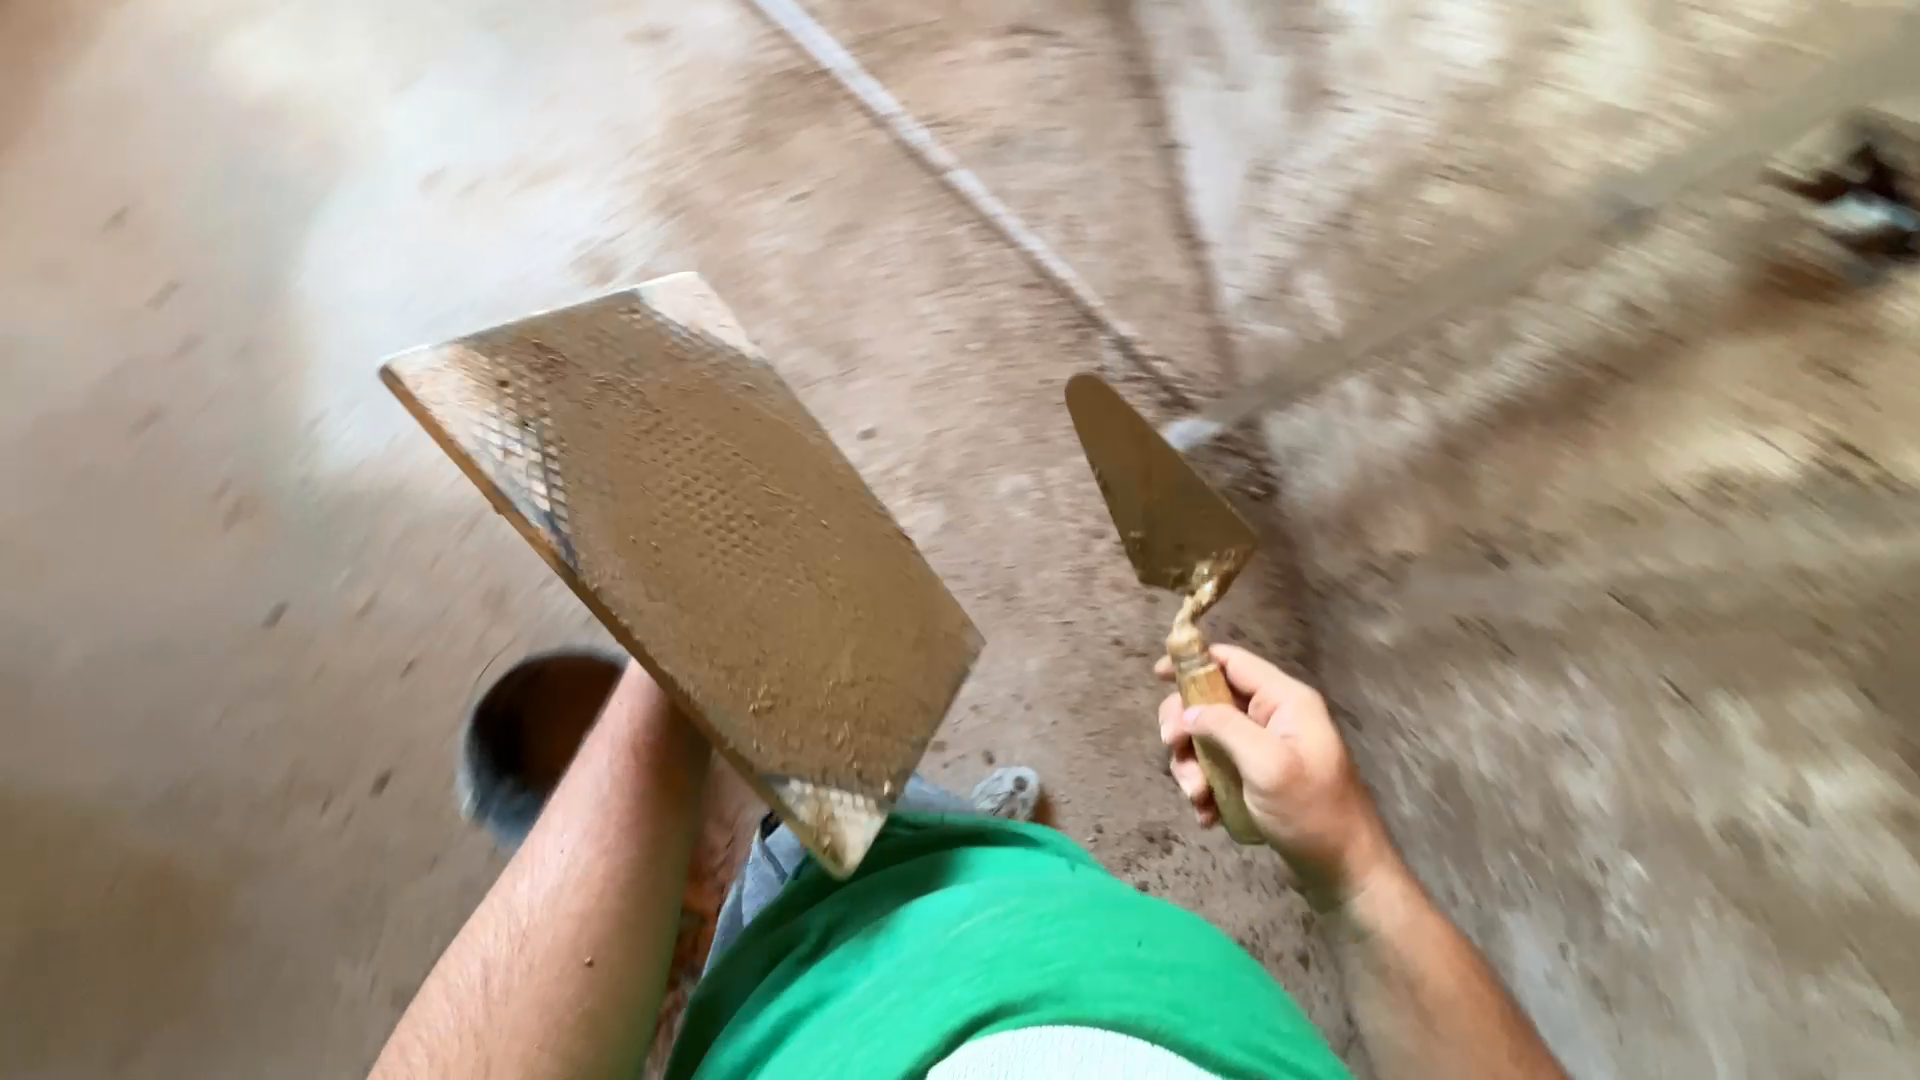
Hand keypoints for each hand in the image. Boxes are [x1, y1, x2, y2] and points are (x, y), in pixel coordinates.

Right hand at [1156, 645, 1397, 911]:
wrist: (1344, 874)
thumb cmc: (1311, 813)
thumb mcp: (1267, 764)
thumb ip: (1225, 727)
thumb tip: (1187, 712)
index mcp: (1284, 701)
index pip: (1232, 661)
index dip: (1193, 662)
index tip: (1158, 675)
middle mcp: (1273, 717)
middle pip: (1210, 700)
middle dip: (1185, 725)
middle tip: (1173, 747)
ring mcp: (1263, 749)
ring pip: (1206, 738)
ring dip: (1192, 765)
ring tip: (1197, 797)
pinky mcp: (1255, 778)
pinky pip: (1214, 769)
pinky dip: (1203, 788)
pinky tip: (1207, 814)